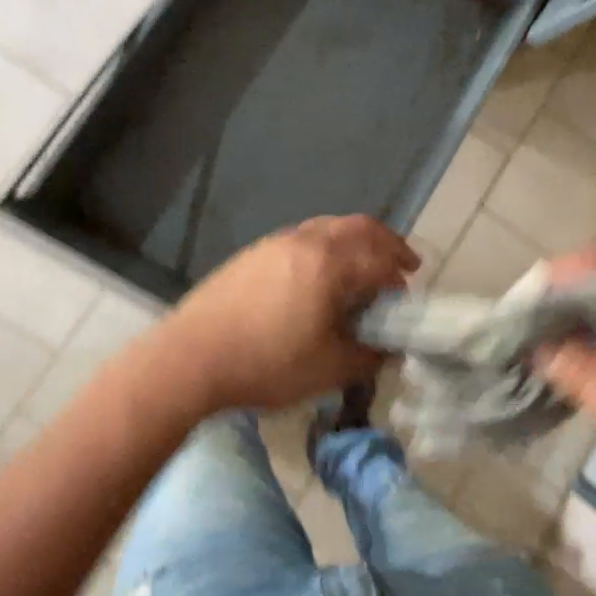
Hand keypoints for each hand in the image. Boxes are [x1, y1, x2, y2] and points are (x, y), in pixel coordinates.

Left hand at [166, 214, 417, 410]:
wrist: (190, 359)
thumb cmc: (267, 364)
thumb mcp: (329, 369)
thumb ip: (368, 356)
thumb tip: (389, 350)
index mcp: (331, 263)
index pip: (381, 258)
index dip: (400, 276)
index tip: (406, 297)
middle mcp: (307, 240)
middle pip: (359, 227)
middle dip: (386, 243)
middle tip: (402, 264)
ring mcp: (277, 242)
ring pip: (330, 227)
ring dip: (356, 241)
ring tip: (362, 269)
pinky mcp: (254, 253)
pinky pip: (305, 237)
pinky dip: (328, 246)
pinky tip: (321, 277)